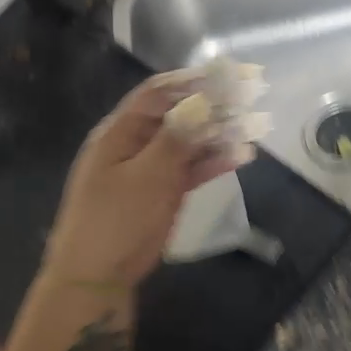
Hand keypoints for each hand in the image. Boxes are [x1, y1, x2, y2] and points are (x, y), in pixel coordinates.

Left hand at [40, 72, 248, 288]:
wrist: (96, 276)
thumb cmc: (114, 220)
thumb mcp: (145, 176)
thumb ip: (176, 139)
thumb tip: (202, 102)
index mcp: (119, 133)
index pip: (157, 94)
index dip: (190, 81)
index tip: (225, 75)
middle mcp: (136, 144)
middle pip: (178, 116)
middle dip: (212, 107)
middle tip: (249, 98)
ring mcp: (151, 169)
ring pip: (189, 143)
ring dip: (219, 134)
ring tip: (254, 127)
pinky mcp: (164, 192)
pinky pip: (192, 170)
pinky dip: (214, 162)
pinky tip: (242, 156)